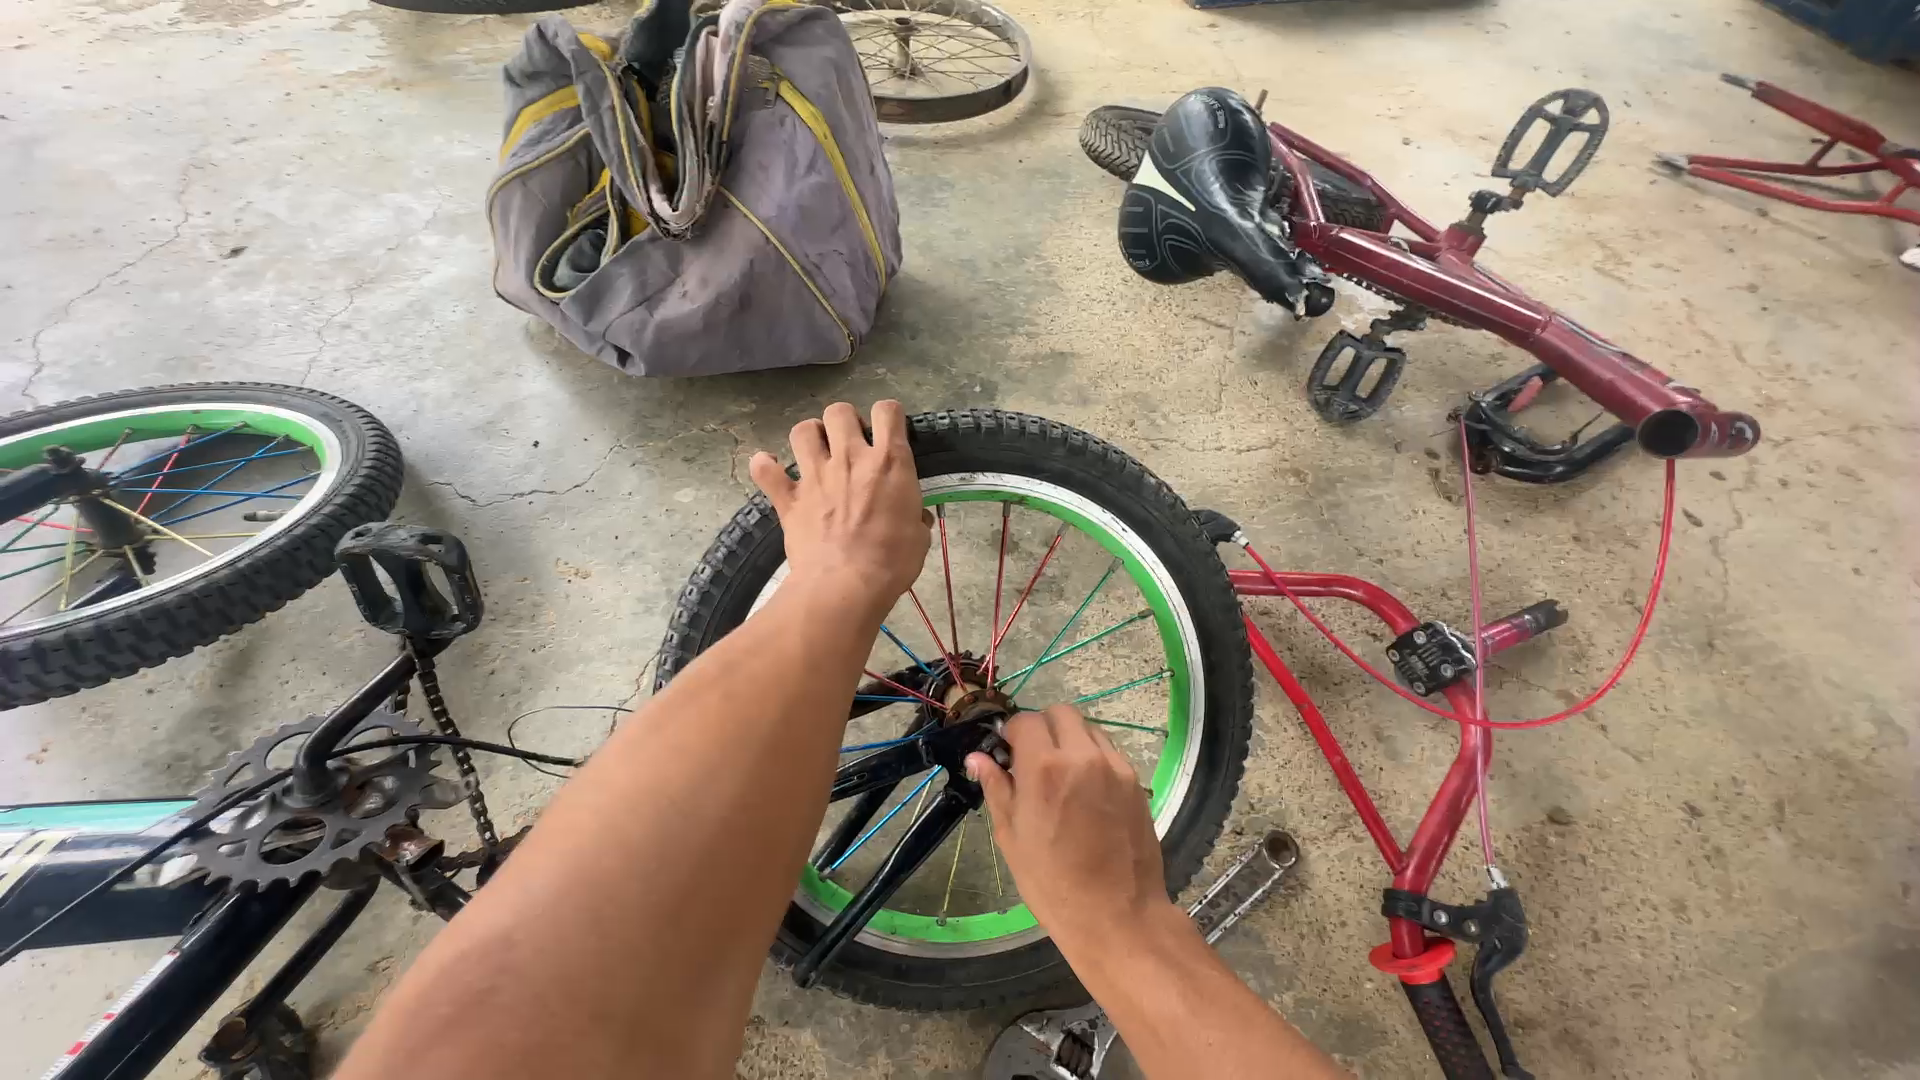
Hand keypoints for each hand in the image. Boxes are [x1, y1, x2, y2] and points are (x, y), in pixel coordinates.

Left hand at [749, 401, 930, 620]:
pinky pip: (765, 470)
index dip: (889, 415)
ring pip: (802, 430)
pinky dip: (765, 467)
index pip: (888, 412)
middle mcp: (850, 458)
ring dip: (809, 436)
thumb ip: (915, 518)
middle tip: (850, 443)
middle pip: (840, 412)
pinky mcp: (788, 498)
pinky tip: (770, 470)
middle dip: (844, 421)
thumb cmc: (892, 562)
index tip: (888, 430)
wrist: (846, 585)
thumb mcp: (919, 538)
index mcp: (889, 463)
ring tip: (815, 452)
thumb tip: (916, 518)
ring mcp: (815, 475)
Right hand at [966, 706, 1171, 949]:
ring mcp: (1115, 767)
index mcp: (1044, 767)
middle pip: (1061, 713)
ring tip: (1063, 775)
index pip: (1026, 720)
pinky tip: (1087, 791)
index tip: (1009, 752)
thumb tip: (978, 758)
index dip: (1013, 732)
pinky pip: (1110, 752)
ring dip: (1071, 739)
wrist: (1117, 915)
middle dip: (1044, 727)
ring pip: (1089, 728)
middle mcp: (1082, 756)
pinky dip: (1094, 757)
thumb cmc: (1053, 883)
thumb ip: (996, 788)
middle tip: (1035, 758)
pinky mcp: (1136, 782)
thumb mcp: (1012, 837)